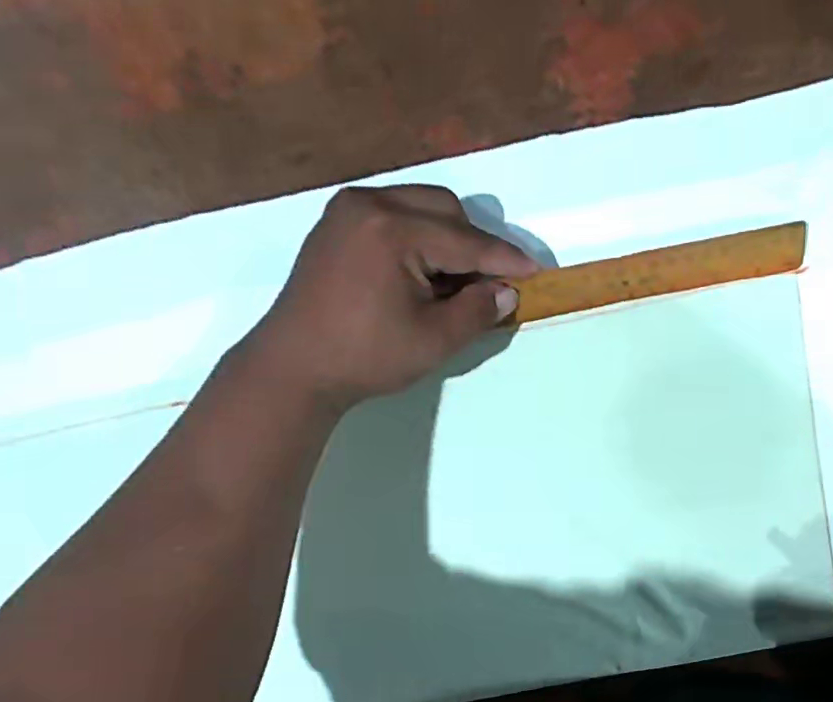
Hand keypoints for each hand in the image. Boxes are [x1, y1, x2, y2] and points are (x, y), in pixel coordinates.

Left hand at [236, 184, 540, 407]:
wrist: (296, 367)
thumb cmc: (368, 356)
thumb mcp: (435, 339)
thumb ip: (477, 310)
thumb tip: (507, 292)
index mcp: (392, 229)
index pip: (465, 240)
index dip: (505, 259)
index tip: (537, 270)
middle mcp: (368, 204)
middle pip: (444, 209)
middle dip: (475, 244)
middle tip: (491, 284)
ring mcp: (348, 211)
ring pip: (420, 208)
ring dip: (449, 239)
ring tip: (458, 283)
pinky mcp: (338, 224)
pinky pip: (395, 216)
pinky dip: (420, 238)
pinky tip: (426, 273)